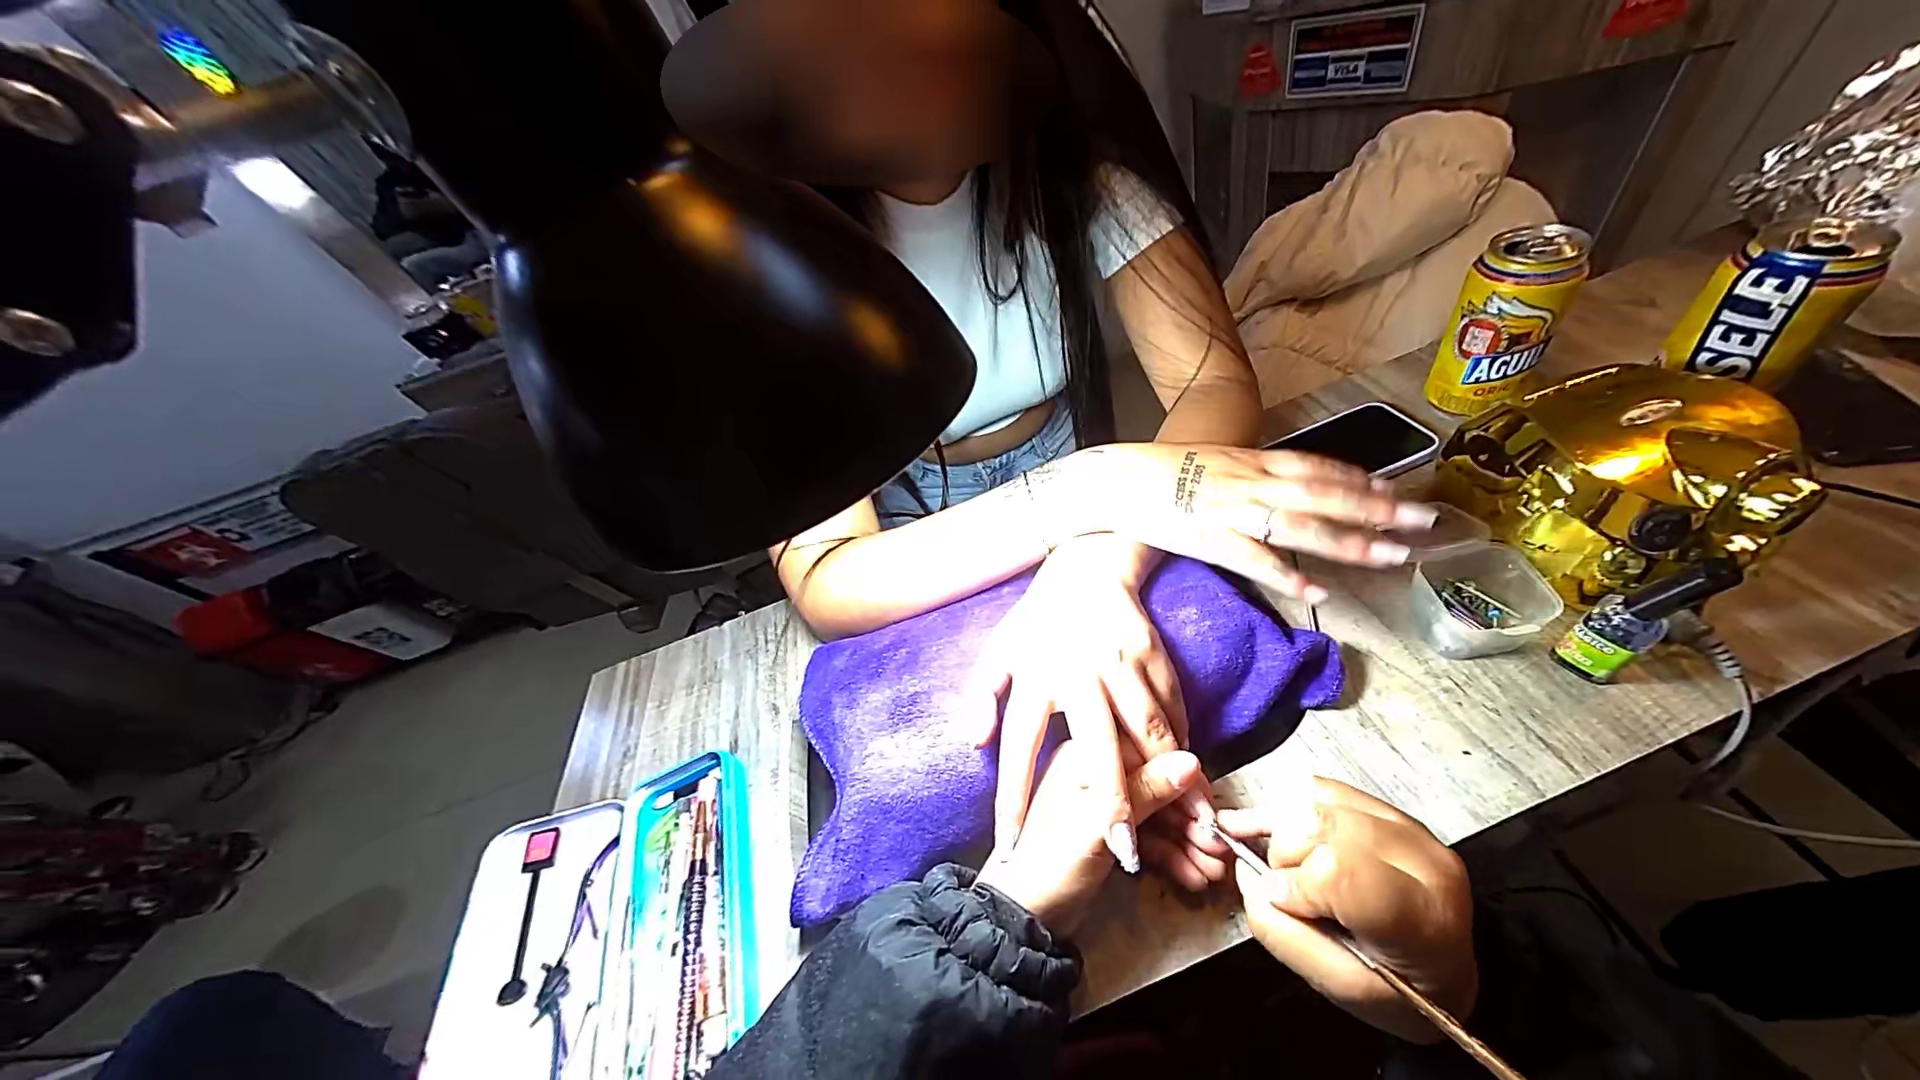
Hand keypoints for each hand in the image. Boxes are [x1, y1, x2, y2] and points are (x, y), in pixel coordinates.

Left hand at [971, 536, 1226, 890]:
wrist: (1087, 569)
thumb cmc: (1036, 619)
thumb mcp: (999, 651)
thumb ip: (981, 696)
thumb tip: (971, 742)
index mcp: (1035, 676)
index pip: (1021, 747)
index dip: (1014, 798)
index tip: (1013, 845)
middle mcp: (1080, 675)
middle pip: (1099, 747)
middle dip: (1112, 803)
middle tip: (1122, 853)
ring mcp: (1122, 666)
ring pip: (1149, 734)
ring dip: (1166, 783)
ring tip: (1183, 827)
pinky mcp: (1154, 658)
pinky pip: (1172, 710)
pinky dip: (1181, 746)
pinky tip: (1187, 777)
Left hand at [977, 740, 1204, 935]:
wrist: (1022, 915)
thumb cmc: (1050, 864)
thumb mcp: (1098, 827)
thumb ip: (1143, 792)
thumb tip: (1191, 760)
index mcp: (1083, 756)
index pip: (1148, 756)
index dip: (1184, 787)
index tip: (1211, 815)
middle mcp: (1095, 773)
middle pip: (1156, 788)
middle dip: (1190, 821)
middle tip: (1220, 852)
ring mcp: (1103, 806)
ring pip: (1156, 815)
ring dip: (1186, 842)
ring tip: (1212, 872)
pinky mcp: (1109, 835)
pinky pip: (1148, 837)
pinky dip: (1171, 855)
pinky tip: (1192, 876)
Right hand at [1046, 445, 1437, 601]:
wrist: (1116, 476)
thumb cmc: (1160, 466)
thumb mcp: (1211, 458)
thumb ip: (1247, 470)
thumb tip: (1278, 484)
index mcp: (1250, 460)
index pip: (1318, 468)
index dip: (1361, 480)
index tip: (1398, 490)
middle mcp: (1250, 483)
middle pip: (1324, 495)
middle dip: (1376, 508)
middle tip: (1425, 522)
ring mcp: (1232, 512)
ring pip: (1300, 527)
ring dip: (1348, 542)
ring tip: (1391, 556)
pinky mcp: (1208, 540)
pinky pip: (1254, 560)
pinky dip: (1286, 575)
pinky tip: (1316, 591)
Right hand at [1220, 779, 1476, 1043]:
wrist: (1440, 966)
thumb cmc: (1401, 986)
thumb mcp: (1338, 986)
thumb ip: (1280, 930)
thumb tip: (1250, 877)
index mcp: (1422, 920)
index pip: (1341, 872)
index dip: (1296, 882)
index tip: (1283, 899)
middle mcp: (1420, 861)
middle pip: (1318, 826)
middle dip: (1284, 856)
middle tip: (1286, 888)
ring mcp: (1405, 827)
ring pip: (1313, 800)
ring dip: (1283, 829)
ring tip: (1280, 859)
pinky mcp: (1386, 808)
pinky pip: (1320, 788)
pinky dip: (1292, 808)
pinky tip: (1284, 830)